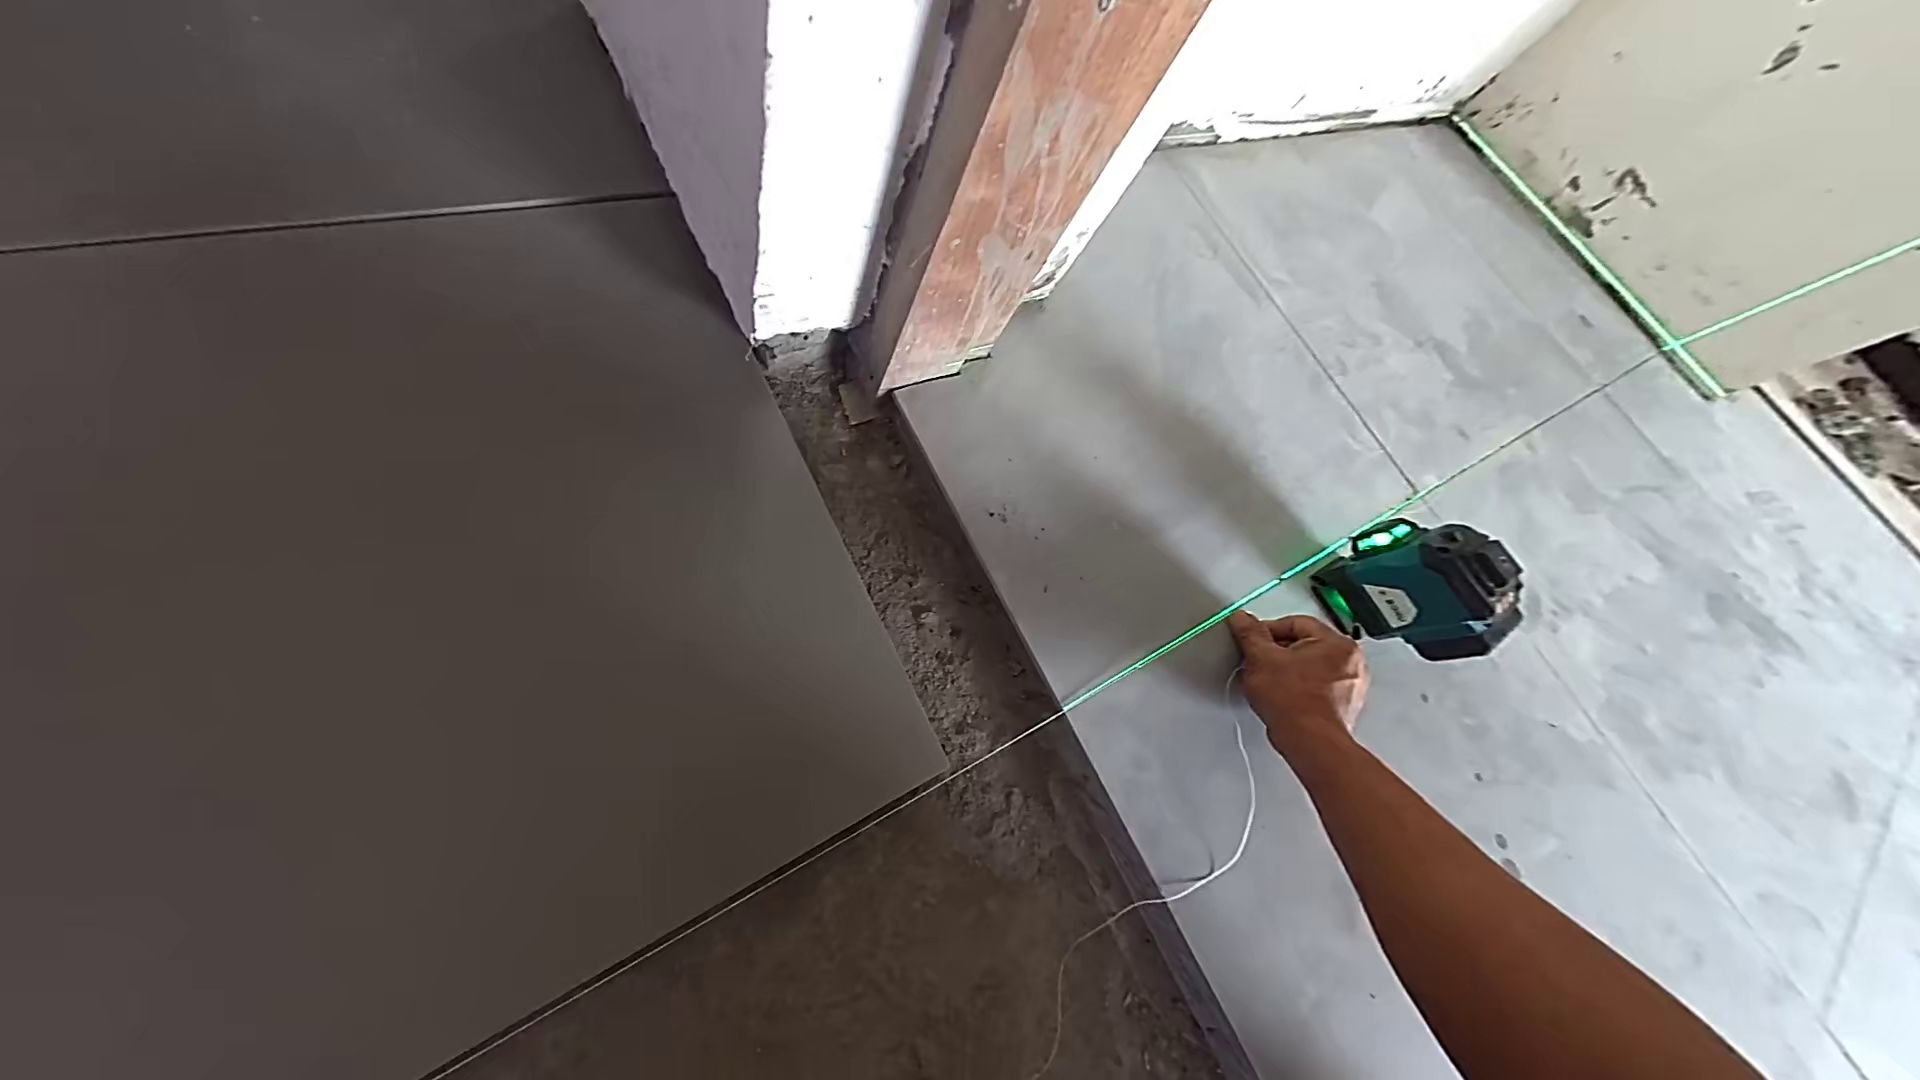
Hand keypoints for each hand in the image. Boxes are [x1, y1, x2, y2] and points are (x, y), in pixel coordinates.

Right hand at [1226, 612, 1368, 753]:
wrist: (1308, 741)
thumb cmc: (1295, 703)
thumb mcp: (1260, 657)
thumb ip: (1250, 633)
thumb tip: (1243, 620)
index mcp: (1337, 643)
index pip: (1295, 623)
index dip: (1267, 630)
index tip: (1252, 639)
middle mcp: (1350, 662)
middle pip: (1303, 643)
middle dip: (1277, 651)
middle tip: (1259, 662)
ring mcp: (1349, 685)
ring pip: (1309, 665)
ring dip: (1287, 670)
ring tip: (1271, 682)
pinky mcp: (1342, 705)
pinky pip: (1315, 686)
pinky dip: (1297, 688)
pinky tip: (1282, 696)